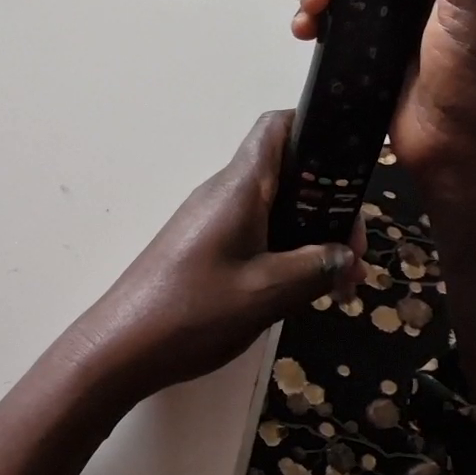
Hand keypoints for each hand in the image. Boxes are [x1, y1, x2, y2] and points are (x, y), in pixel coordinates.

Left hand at [56, 111, 359, 403]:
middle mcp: (226, 193)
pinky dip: (286, 252)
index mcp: (240, 187)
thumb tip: (349, 258)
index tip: (353, 163)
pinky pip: (257, 233)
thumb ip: (316, 269)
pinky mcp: (206, 247)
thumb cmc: (193, 310)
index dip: (318, 127)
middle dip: (329, 205)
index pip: (278, 127)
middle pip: (288, 173)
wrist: (121, 347)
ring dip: (310, 236)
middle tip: (354, 253)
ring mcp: (213, 220)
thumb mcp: (266, 292)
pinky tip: (302, 288)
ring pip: (275, 209)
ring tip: (339, 279)